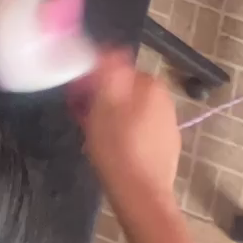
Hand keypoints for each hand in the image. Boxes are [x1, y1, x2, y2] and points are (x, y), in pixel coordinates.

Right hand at [71, 50, 182, 207]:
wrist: (141, 194)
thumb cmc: (117, 146)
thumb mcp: (103, 102)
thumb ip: (108, 70)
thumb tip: (109, 48)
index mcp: (150, 86)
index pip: (115, 69)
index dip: (92, 79)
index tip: (76, 95)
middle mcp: (164, 101)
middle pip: (122, 90)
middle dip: (100, 98)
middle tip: (80, 114)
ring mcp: (166, 125)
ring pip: (128, 110)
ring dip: (108, 115)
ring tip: (91, 133)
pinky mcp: (164, 147)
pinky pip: (136, 129)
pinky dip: (122, 133)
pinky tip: (110, 149)